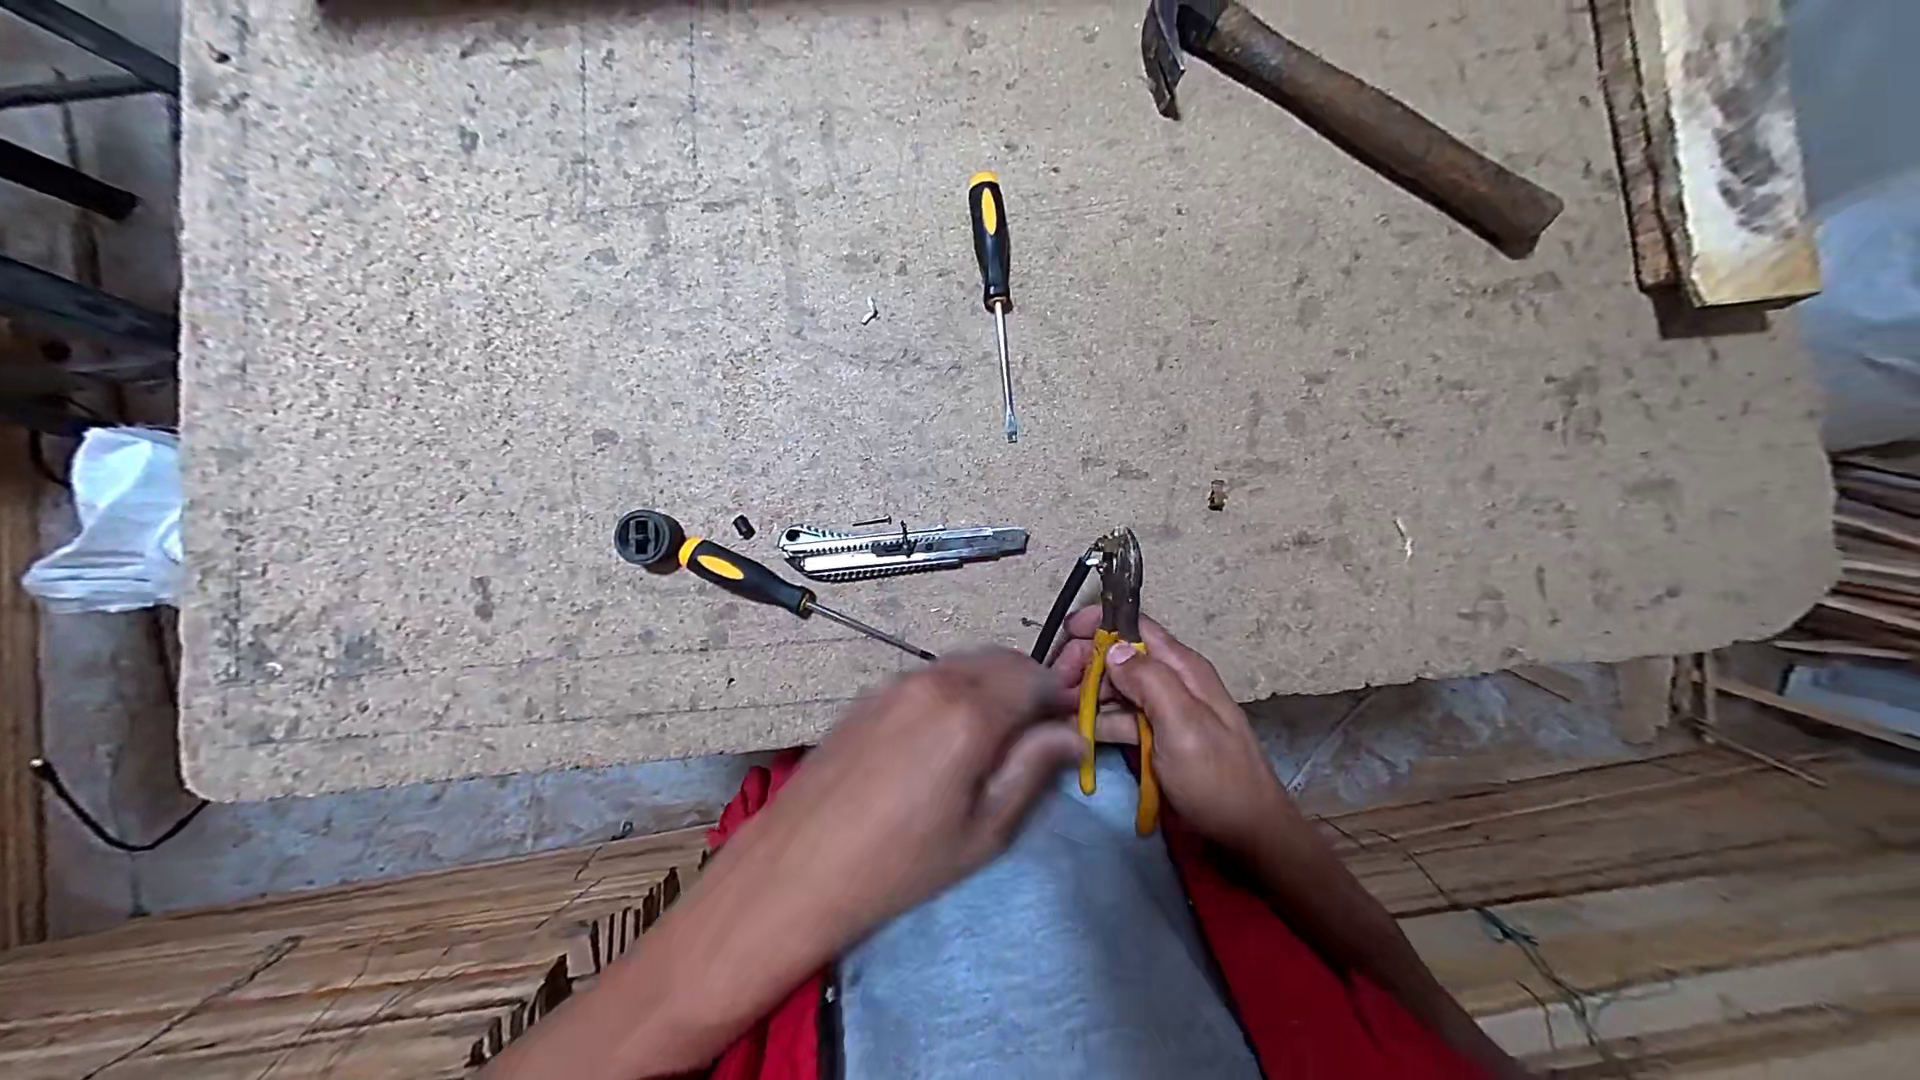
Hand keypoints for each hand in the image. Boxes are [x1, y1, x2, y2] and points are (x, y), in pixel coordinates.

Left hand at [481, 649, 1080, 1079]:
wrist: (796, 866)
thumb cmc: (900, 864)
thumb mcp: (983, 830)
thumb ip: (1032, 769)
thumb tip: (1071, 734)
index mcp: (970, 710)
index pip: (1037, 676)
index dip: (1061, 697)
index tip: (1067, 726)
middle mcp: (935, 679)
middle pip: (1003, 660)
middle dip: (1030, 686)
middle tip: (1035, 733)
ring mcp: (897, 681)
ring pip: (966, 663)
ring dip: (993, 685)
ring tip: (992, 737)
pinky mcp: (871, 693)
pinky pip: (931, 676)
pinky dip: (957, 689)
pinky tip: (945, 734)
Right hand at [1053, 608, 1289, 849]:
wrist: (1249, 836)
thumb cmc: (1218, 780)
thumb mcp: (1184, 726)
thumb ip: (1149, 681)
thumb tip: (1114, 648)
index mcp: (1182, 668)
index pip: (1135, 626)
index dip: (1098, 624)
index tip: (1064, 635)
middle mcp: (1171, 680)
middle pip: (1118, 655)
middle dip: (1084, 663)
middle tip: (1054, 687)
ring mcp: (1162, 710)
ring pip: (1115, 687)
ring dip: (1084, 693)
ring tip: (1056, 711)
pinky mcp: (1155, 736)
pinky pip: (1120, 718)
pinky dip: (1096, 720)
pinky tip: (1073, 730)